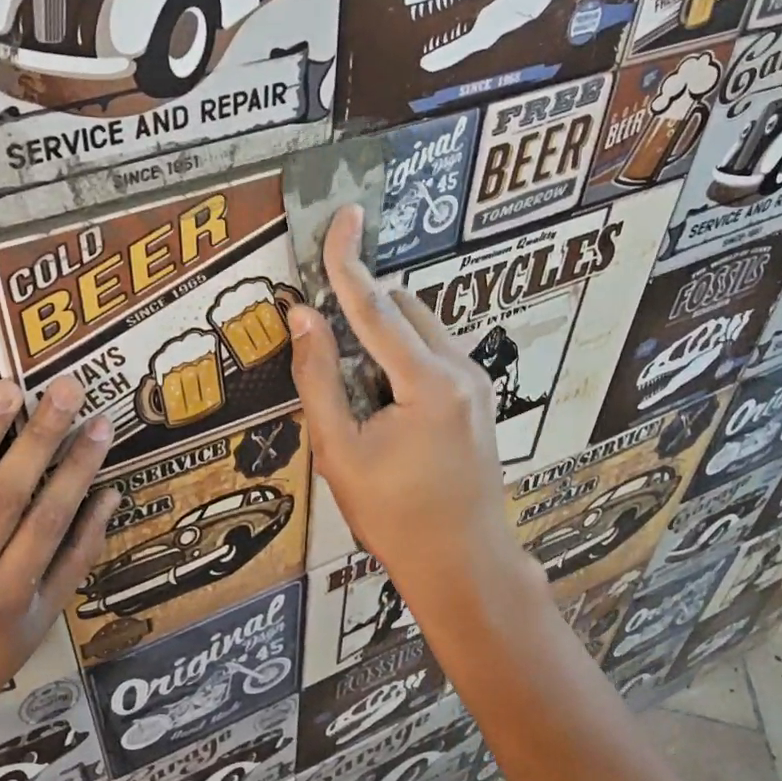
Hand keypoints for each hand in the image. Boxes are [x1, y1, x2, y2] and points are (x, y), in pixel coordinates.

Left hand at [0, 376, 118, 760]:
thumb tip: (108, 499)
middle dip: (38, 440)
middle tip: (62, 387)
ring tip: (4, 391)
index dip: (77, 470)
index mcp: (12, 601)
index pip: (50, 521)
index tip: (99, 421)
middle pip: (5, 502)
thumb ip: (75, 562)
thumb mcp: (40, 625)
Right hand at [287, 205, 528, 585]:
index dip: (349, 260)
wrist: (463, 564)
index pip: (376, 306)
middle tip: (333, 368)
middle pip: (401, 307)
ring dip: (381, 340)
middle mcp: (460, 369)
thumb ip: (318, 377)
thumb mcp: (339, 451)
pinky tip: (385, 409)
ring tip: (362, 403)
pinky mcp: (478, 396)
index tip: (343, 216)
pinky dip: (400, 358)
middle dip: (361, 315)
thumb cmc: (394, 515)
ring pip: (418, 326)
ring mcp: (476, 381)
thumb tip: (302, 316)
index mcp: (428, 382)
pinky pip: (431, 351)